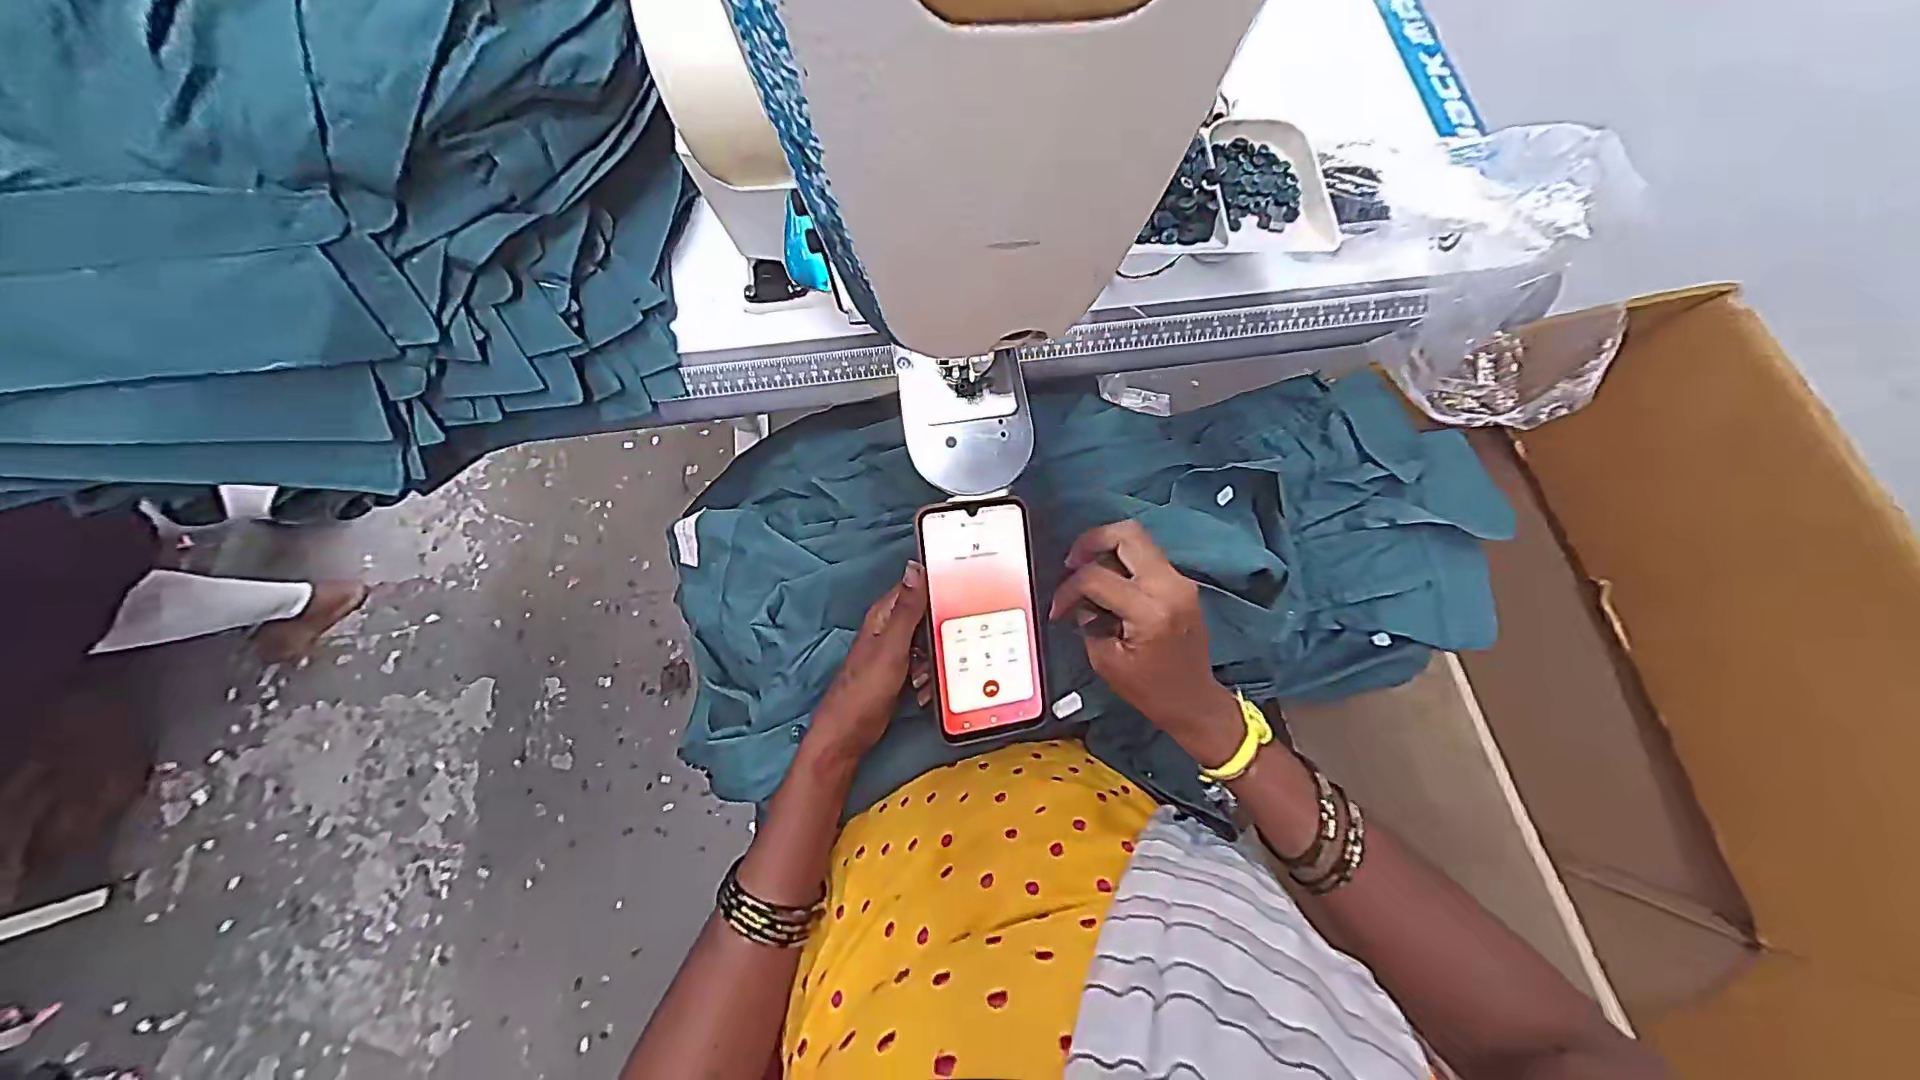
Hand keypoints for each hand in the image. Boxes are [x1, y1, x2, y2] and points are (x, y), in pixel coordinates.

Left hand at [807, 561, 929, 765]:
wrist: (850, 733)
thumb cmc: (864, 690)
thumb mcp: (893, 646)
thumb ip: (907, 608)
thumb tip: (915, 568)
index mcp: (884, 615)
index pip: (916, 586)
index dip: (938, 587)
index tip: (961, 591)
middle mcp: (889, 629)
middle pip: (927, 616)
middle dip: (940, 631)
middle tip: (943, 646)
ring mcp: (895, 651)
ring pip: (929, 642)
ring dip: (935, 657)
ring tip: (926, 674)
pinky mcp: (901, 671)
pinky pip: (925, 664)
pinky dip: (928, 675)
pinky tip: (923, 688)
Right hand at [1049, 521, 1242, 764]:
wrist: (1194, 701)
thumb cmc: (1151, 689)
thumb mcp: (1106, 661)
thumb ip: (1088, 623)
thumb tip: (1078, 601)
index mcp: (1150, 610)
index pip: (1096, 577)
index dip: (1068, 590)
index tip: (1059, 609)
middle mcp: (1169, 586)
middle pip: (1126, 534)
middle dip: (1091, 541)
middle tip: (1072, 562)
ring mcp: (1179, 581)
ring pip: (1137, 540)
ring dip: (1106, 550)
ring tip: (1086, 572)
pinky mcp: (1180, 584)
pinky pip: (1146, 557)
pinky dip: (1121, 561)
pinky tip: (1106, 583)